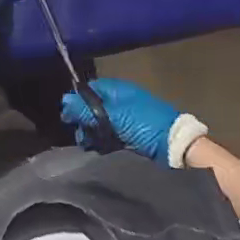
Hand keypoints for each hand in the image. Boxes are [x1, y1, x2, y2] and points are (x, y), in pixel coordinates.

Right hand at [61, 79, 208, 166]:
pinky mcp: (130, 135)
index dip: (78, 101)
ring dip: (91, 134)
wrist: (175, 147)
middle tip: (81, 135)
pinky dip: (102, 142)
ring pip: (99, 124)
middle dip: (83, 121)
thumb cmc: (144, 125)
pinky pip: (109, 136)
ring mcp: (126, 119)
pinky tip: (100, 150)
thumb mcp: (114, 116)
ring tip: (90, 145)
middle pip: (92, 108)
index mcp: (118, 90)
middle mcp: (121, 101)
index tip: (69, 116)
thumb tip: (64, 101)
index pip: (90, 89)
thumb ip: (87, 109)